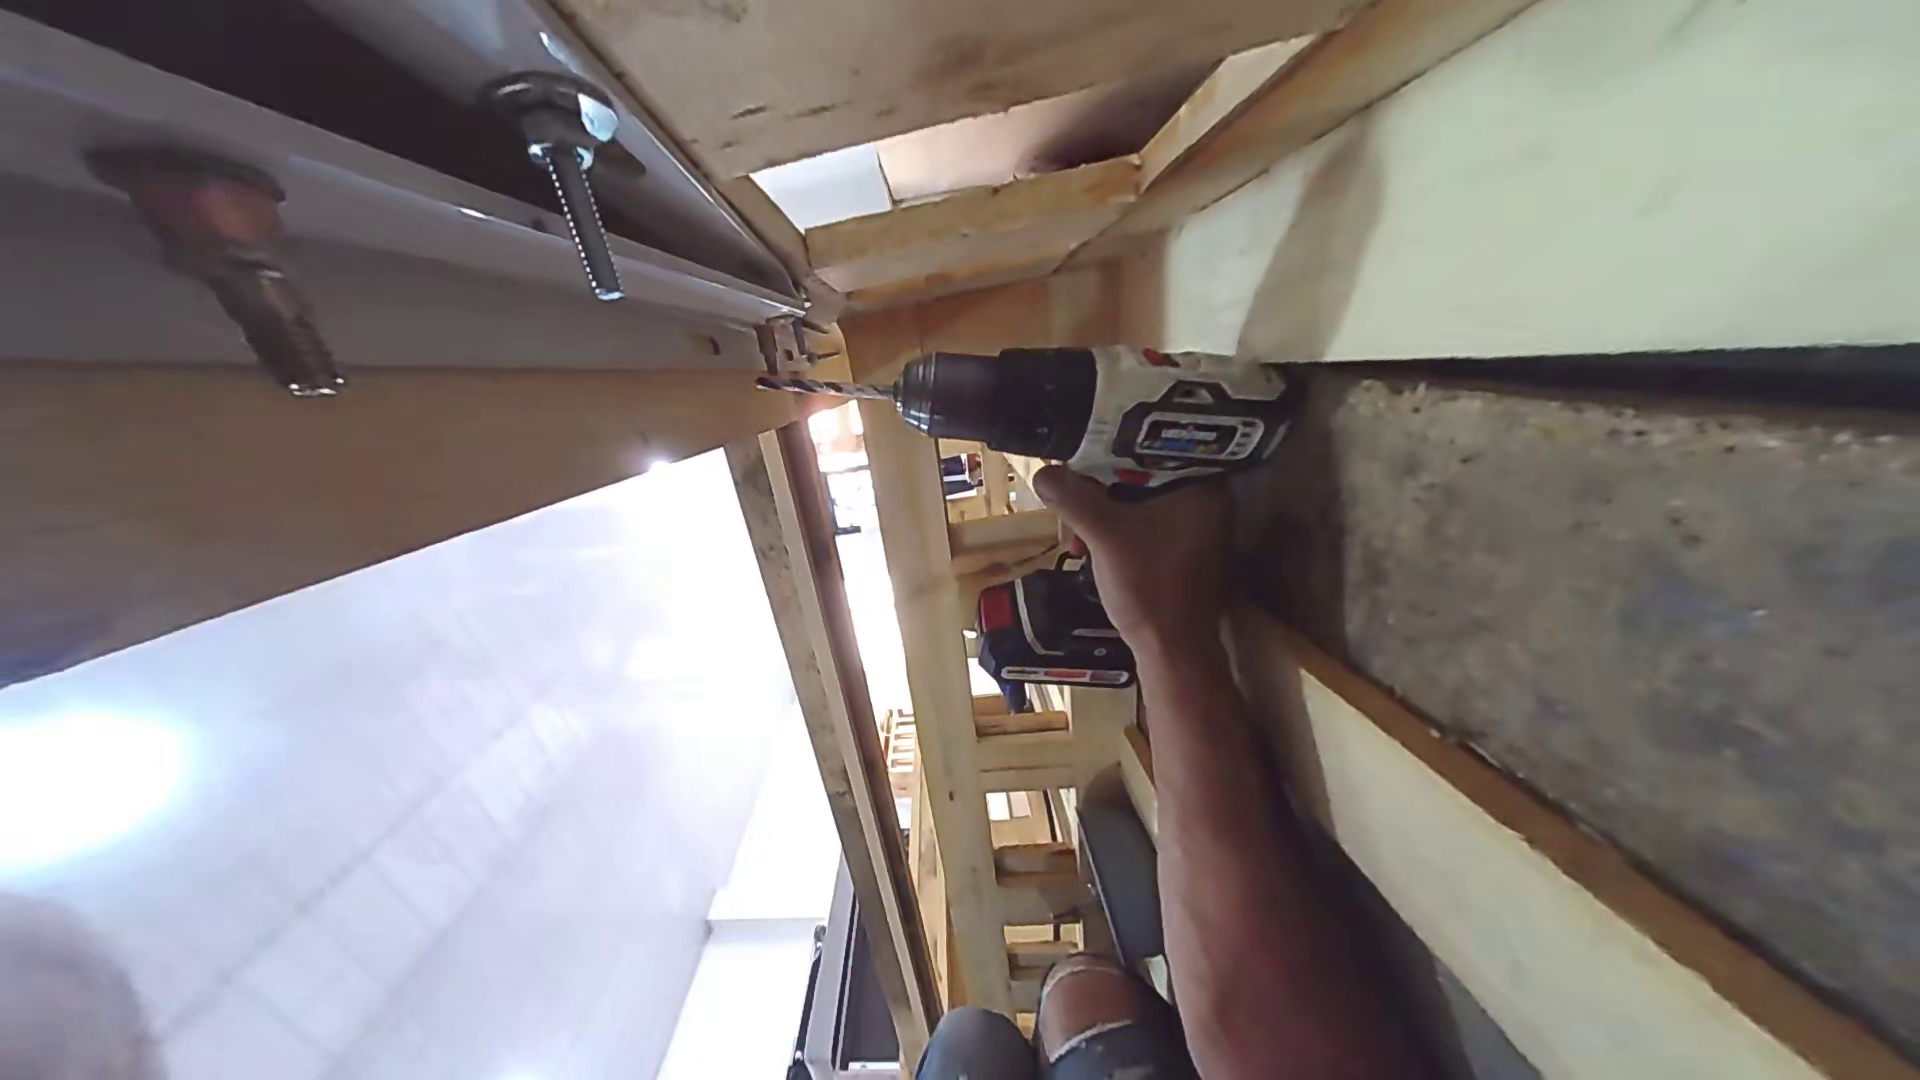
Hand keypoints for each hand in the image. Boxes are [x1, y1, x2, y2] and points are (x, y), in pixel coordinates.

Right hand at [1031, 467, 1232, 654]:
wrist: (1172, 649)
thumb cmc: (1148, 585)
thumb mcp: (1103, 535)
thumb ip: (1073, 498)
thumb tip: (1043, 473)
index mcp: (1200, 485)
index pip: (1147, 448)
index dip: (1107, 454)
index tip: (1077, 470)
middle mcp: (1206, 499)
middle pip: (1140, 475)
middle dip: (1099, 495)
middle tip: (1073, 511)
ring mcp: (1196, 527)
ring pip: (1138, 502)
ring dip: (1102, 516)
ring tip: (1079, 540)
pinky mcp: (1183, 549)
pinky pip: (1144, 524)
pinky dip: (1116, 533)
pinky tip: (1093, 551)